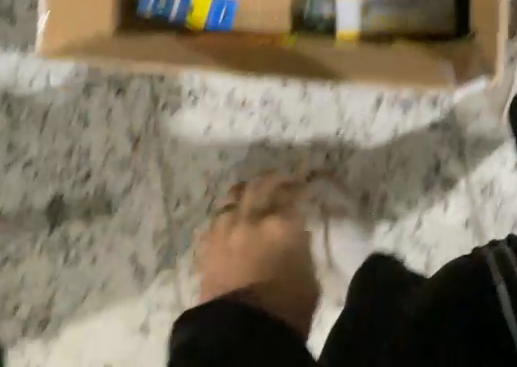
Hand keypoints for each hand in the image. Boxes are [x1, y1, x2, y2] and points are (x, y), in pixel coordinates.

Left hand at [194, 174, 320, 336]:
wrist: (240, 335)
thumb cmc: (285, 310)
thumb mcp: (309, 277)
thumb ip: (303, 247)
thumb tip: (297, 233)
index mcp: (282, 224)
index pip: (291, 193)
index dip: (298, 188)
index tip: (303, 188)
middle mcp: (252, 218)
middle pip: (261, 185)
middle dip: (273, 179)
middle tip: (282, 181)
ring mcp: (225, 228)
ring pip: (234, 195)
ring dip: (246, 191)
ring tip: (253, 194)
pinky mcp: (207, 245)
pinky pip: (216, 218)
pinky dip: (227, 214)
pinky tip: (232, 220)